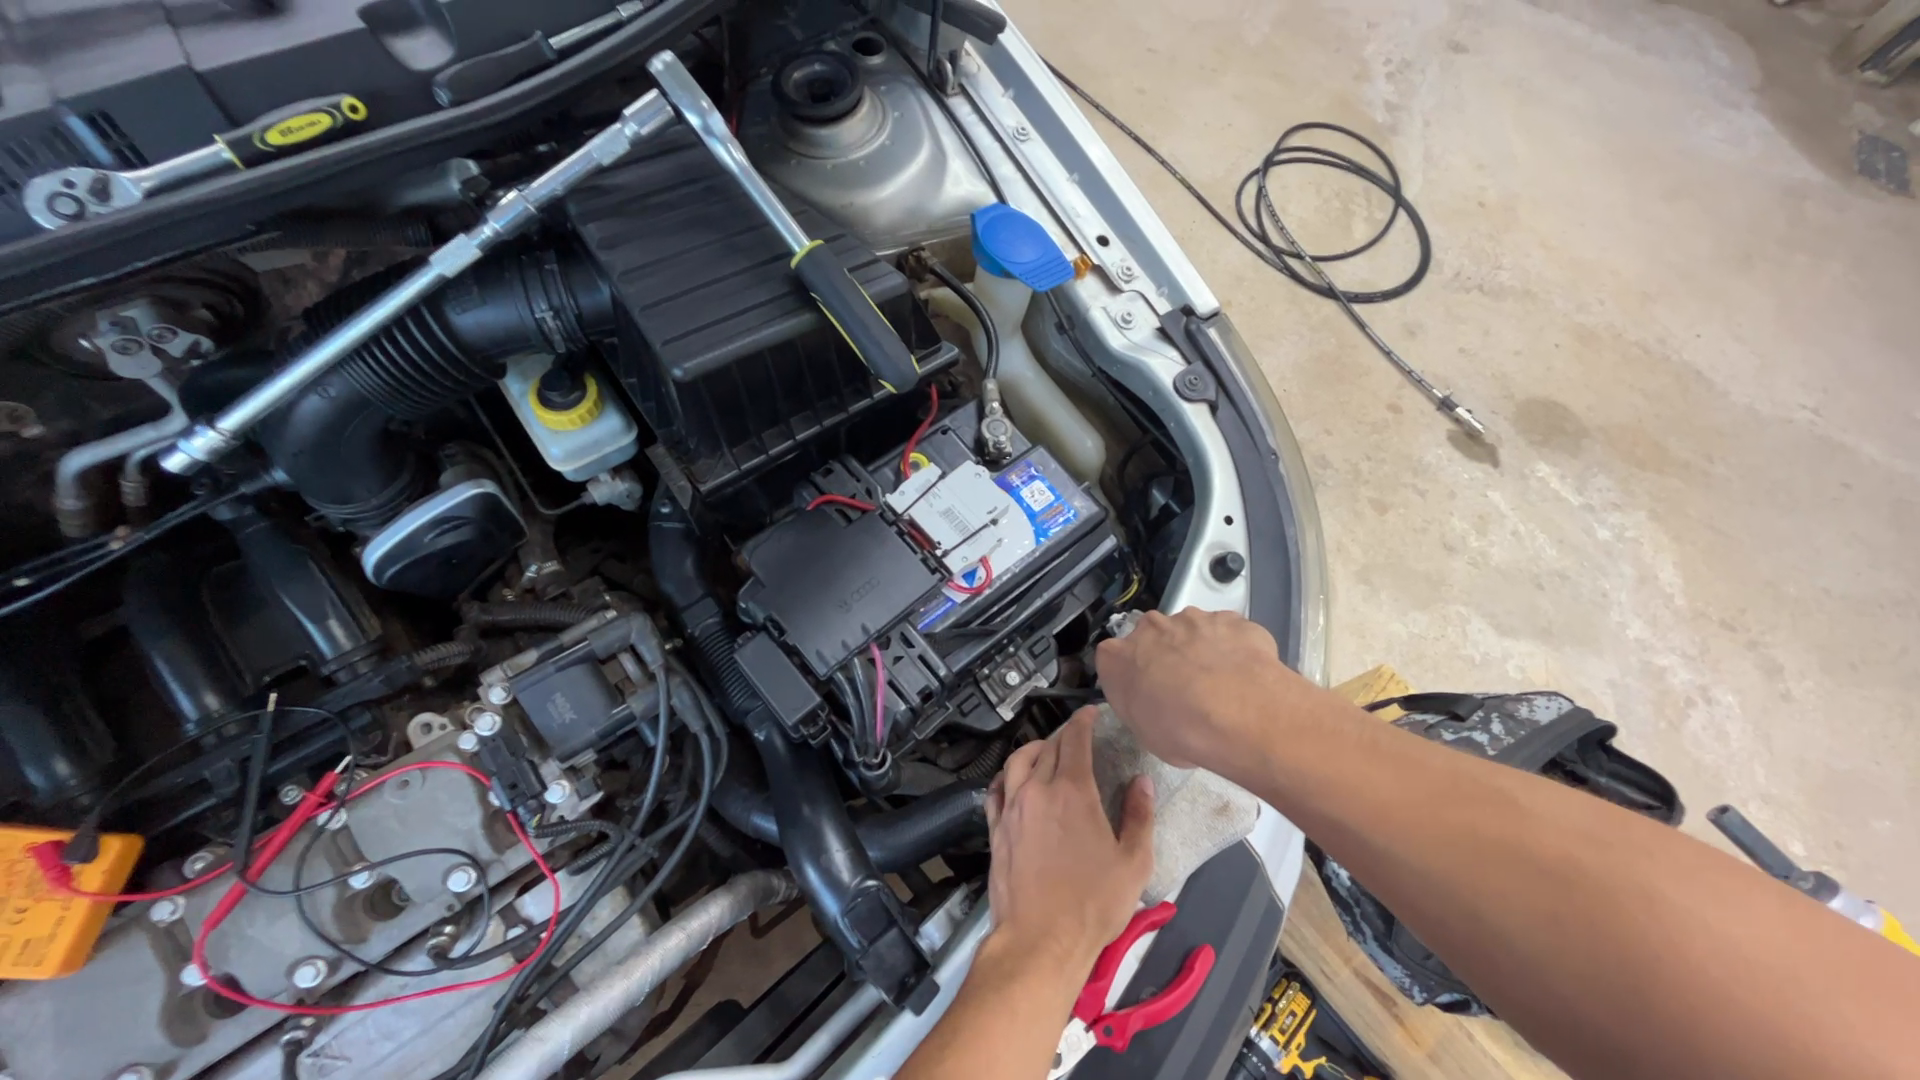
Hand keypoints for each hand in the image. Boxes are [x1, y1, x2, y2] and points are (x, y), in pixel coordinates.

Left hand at [985, 708, 1154, 975]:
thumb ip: (1139, 816)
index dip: (1083, 721)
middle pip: (1046, 747)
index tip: (1090, 713)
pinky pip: (997, 790)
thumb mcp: (1133, 862)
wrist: (1040, 939)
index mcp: (1073, 792)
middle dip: (1063, 735)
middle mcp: (1037, 791)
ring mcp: (1012, 809)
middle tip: (1076, 735)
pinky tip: (1013, 781)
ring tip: (1046, 753)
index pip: (1075, 740)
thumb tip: (1142, 782)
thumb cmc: (1092, 904)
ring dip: (1034, 750)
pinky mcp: (996, 830)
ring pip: (1017, 762)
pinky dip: (1007, 776)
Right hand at [1095, 608, 1316, 776]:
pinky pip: (1227, 632)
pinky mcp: (1231, 619)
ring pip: (1192, 631)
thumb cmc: (1182, 731)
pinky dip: (1233, 648)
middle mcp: (1151, 627)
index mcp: (1118, 656)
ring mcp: (1192, 619)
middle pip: (1154, 637)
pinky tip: (1245, 674)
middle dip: (1167, 656)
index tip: (1148, 693)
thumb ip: (1141, 705)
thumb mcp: (1146, 732)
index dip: (1133, 676)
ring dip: (1201, 650)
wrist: (1241, 715)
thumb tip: (1153, 702)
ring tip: (1222, 684)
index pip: (1115, 659)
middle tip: (1186, 689)